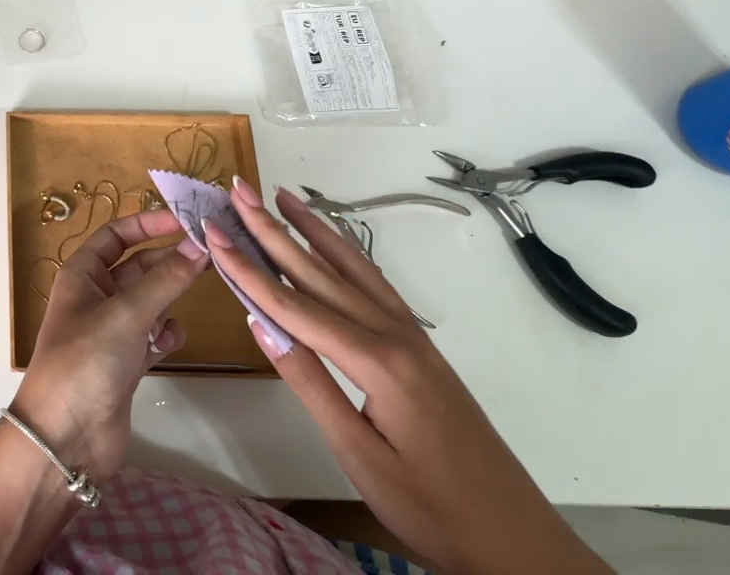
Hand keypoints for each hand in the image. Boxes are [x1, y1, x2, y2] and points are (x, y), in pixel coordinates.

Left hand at [11, 210, 208, 479]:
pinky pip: (153, 336)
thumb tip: (200, 244)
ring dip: (171, 298)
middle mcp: (95, 297)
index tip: (185, 219)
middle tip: (212, 255)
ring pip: (150, 302)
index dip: (147, 224)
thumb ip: (166, 280)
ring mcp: (110, 331)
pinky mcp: (126, 363)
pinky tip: (170, 341)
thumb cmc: (86, 361)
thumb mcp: (126, 313)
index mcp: (81, 275)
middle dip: (169, 260)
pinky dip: (165, 335)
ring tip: (199, 292)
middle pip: (138, 267)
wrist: (65, 436)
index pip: (115, 236)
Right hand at [209, 181, 610, 574]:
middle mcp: (394, 335)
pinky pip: (375, 287)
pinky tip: (331, 247)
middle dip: (273, 231)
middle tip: (239, 190)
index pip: (294, 305)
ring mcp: (412, 338)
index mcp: (375, 361)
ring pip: (353, 270)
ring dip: (314, 231)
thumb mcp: (358, 454)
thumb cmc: (431, 507)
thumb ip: (310, 384)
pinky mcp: (420, 349)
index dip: (247, 268)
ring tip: (284, 196)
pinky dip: (347, 256)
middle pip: (321, 273)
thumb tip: (261, 324)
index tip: (212, 231)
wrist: (517, 540)